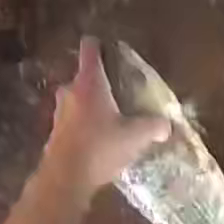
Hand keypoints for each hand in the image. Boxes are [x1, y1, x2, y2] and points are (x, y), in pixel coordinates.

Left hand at [41, 37, 170, 196]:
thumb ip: (154, 126)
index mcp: (90, 83)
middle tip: (120, 93)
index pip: (90, 49)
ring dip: (92, 105)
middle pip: (84, 76)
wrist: (66, 178)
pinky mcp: (56, 133)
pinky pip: (73, 120)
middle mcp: (70, 91)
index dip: (100, 45)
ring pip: (77, 100)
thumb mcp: (136, 136)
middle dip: (101, 82)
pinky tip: (100, 140)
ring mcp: (60, 112)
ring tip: (112, 118)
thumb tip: (167, 125)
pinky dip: (85, 125)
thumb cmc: (101, 147)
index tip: (112, 49)